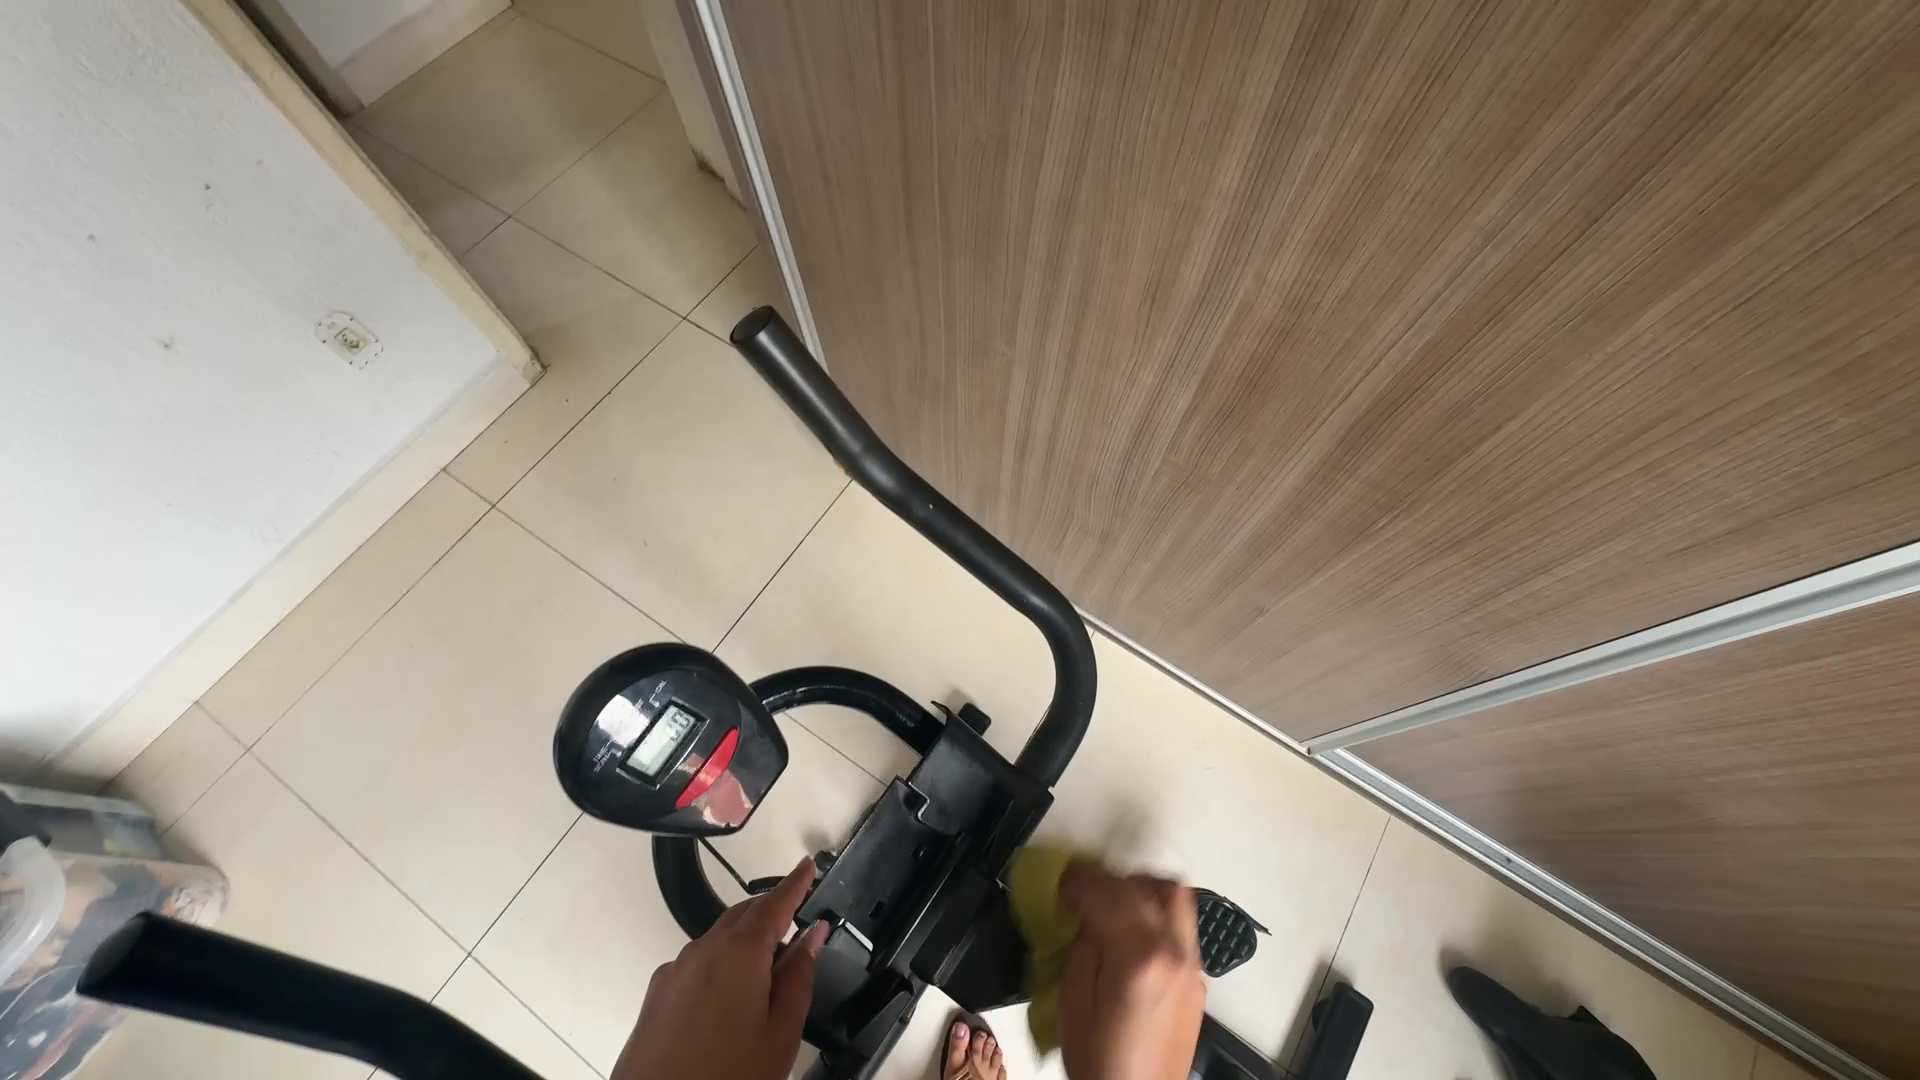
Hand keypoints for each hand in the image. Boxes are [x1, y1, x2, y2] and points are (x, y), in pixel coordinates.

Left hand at [612, 856, 829, 1079]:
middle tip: (798, 927)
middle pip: (744, 915)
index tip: (809, 864)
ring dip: (746, 942)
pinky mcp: (656, 996)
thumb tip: (813, 933)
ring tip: (768, 977)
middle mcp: (703, 950)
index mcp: (739, 953)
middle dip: (772, 912)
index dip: (796, 883)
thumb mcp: (780, 1034)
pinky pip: (697, 964)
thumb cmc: (730, 1078)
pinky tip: (730, 1002)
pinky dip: (721, 965)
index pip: (775, 903)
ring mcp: (675, 972)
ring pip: (719, 939)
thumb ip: (800, 976)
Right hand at [1056, 864, 1204, 1079]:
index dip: (1080, 881)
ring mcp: (1192, 967)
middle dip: (1116, 881)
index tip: (1062, 884)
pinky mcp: (1198, 982)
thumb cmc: (1098, 1061)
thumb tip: (1090, 918)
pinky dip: (1159, 916)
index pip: (1110, 894)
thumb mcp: (1074, 1001)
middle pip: (1152, 886)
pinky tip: (1135, 937)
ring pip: (1178, 899)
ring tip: (1116, 905)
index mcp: (1139, 957)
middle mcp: (1174, 953)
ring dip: (1145, 890)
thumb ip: (1084, 947)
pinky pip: (1182, 929)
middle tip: (1088, 895)